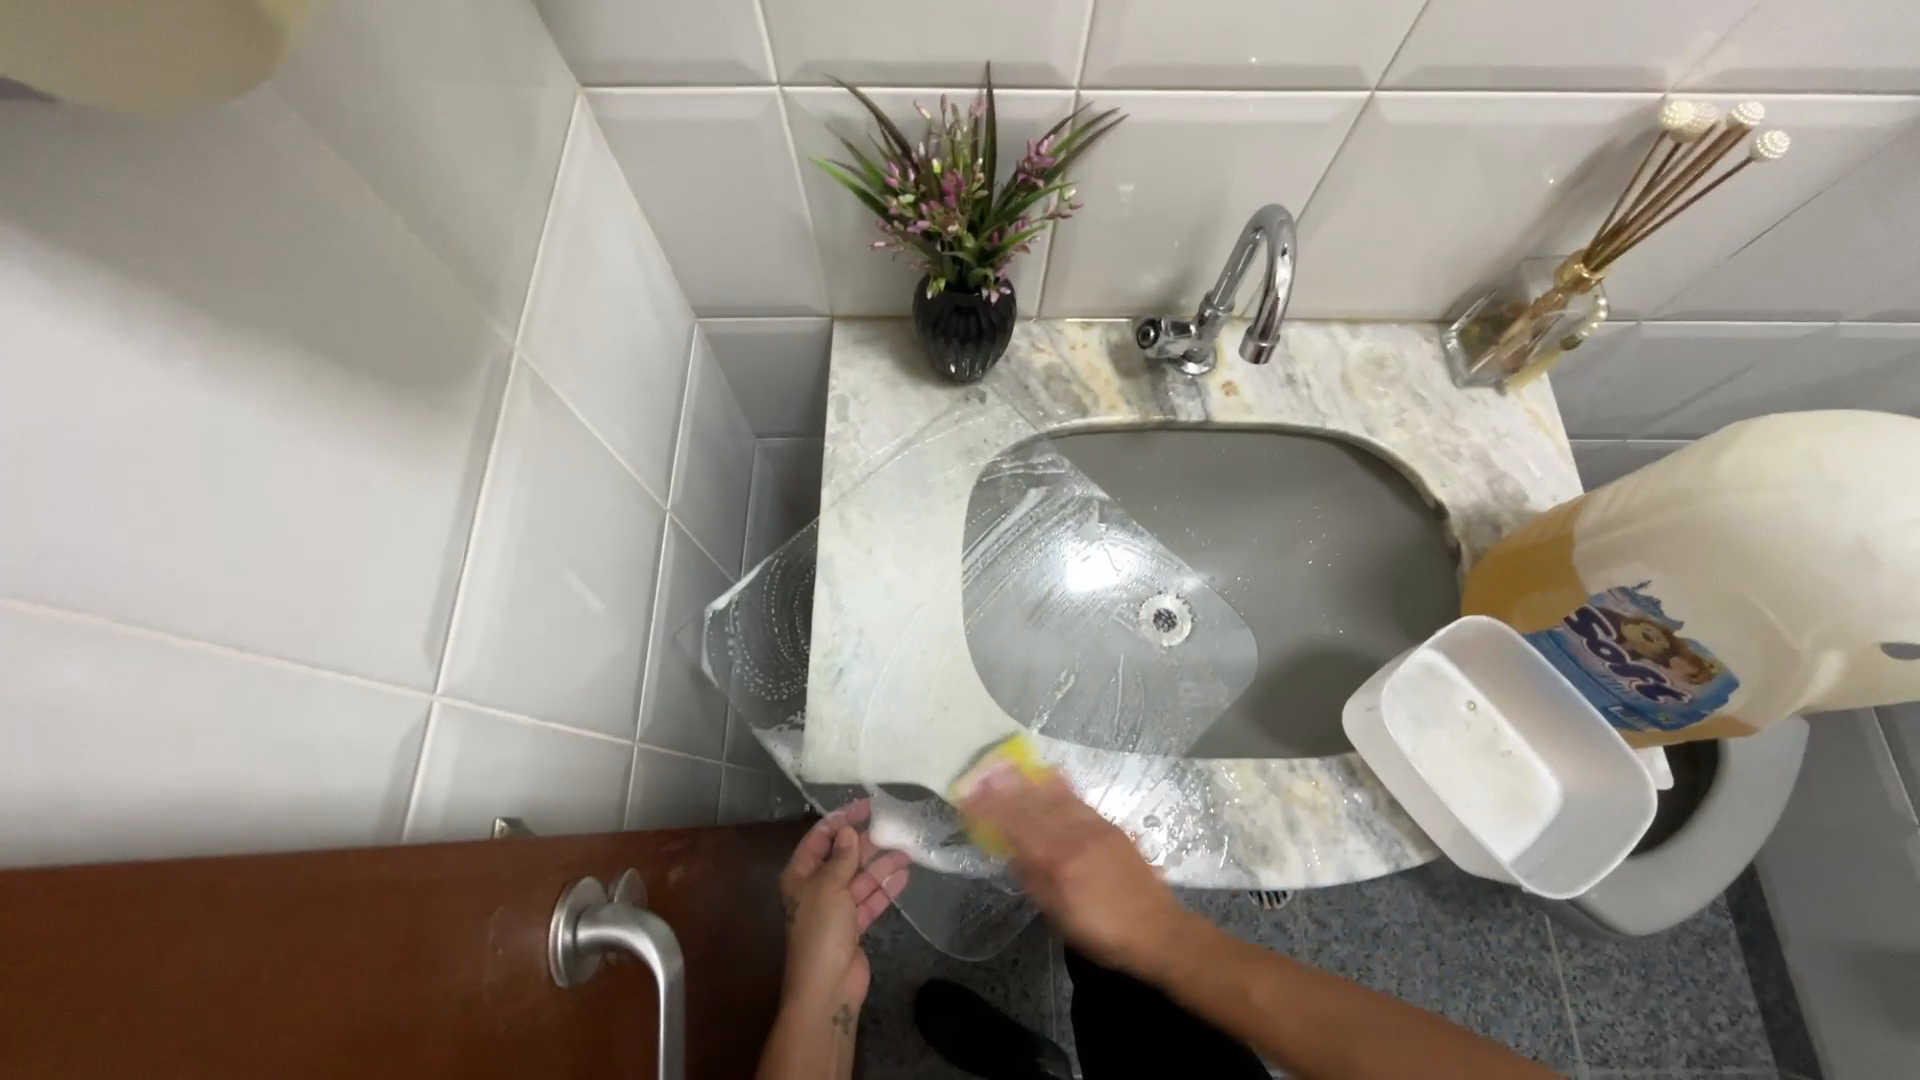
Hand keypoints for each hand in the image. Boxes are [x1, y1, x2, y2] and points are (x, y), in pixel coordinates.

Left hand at [777, 800, 911, 1018]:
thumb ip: (842, 857)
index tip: (867, 806)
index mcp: (800, 874)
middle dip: (867, 842)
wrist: (827, 987)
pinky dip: (885, 888)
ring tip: (907, 850)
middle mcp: (817, 887)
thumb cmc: (820, 930)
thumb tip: (848, 831)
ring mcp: (836, 908)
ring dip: (881, 865)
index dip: (842, 819)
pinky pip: (870, 899)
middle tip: (894, 826)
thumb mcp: (829, 886)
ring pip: (861, 877)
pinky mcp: (854, 925)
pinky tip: (904, 875)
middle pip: (844, 856)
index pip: (821, 837)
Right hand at [960, 765, 1190, 974]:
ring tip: (1007, 765)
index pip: (1016, 828)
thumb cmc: (1103, 932)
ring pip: (1055, 799)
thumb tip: (1013, 854)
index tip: (969, 795)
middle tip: (982, 771)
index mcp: (1058, 862)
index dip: (990, 810)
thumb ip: (1035, 881)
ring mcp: (1094, 828)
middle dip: (1005, 789)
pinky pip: (1078, 800)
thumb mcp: (1060, 916)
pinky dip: (1059, 784)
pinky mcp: (1109, 826)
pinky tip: (1049, 773)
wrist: (1157, 930)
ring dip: (1028, 781)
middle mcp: (1074, 837)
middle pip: (1033, 808)